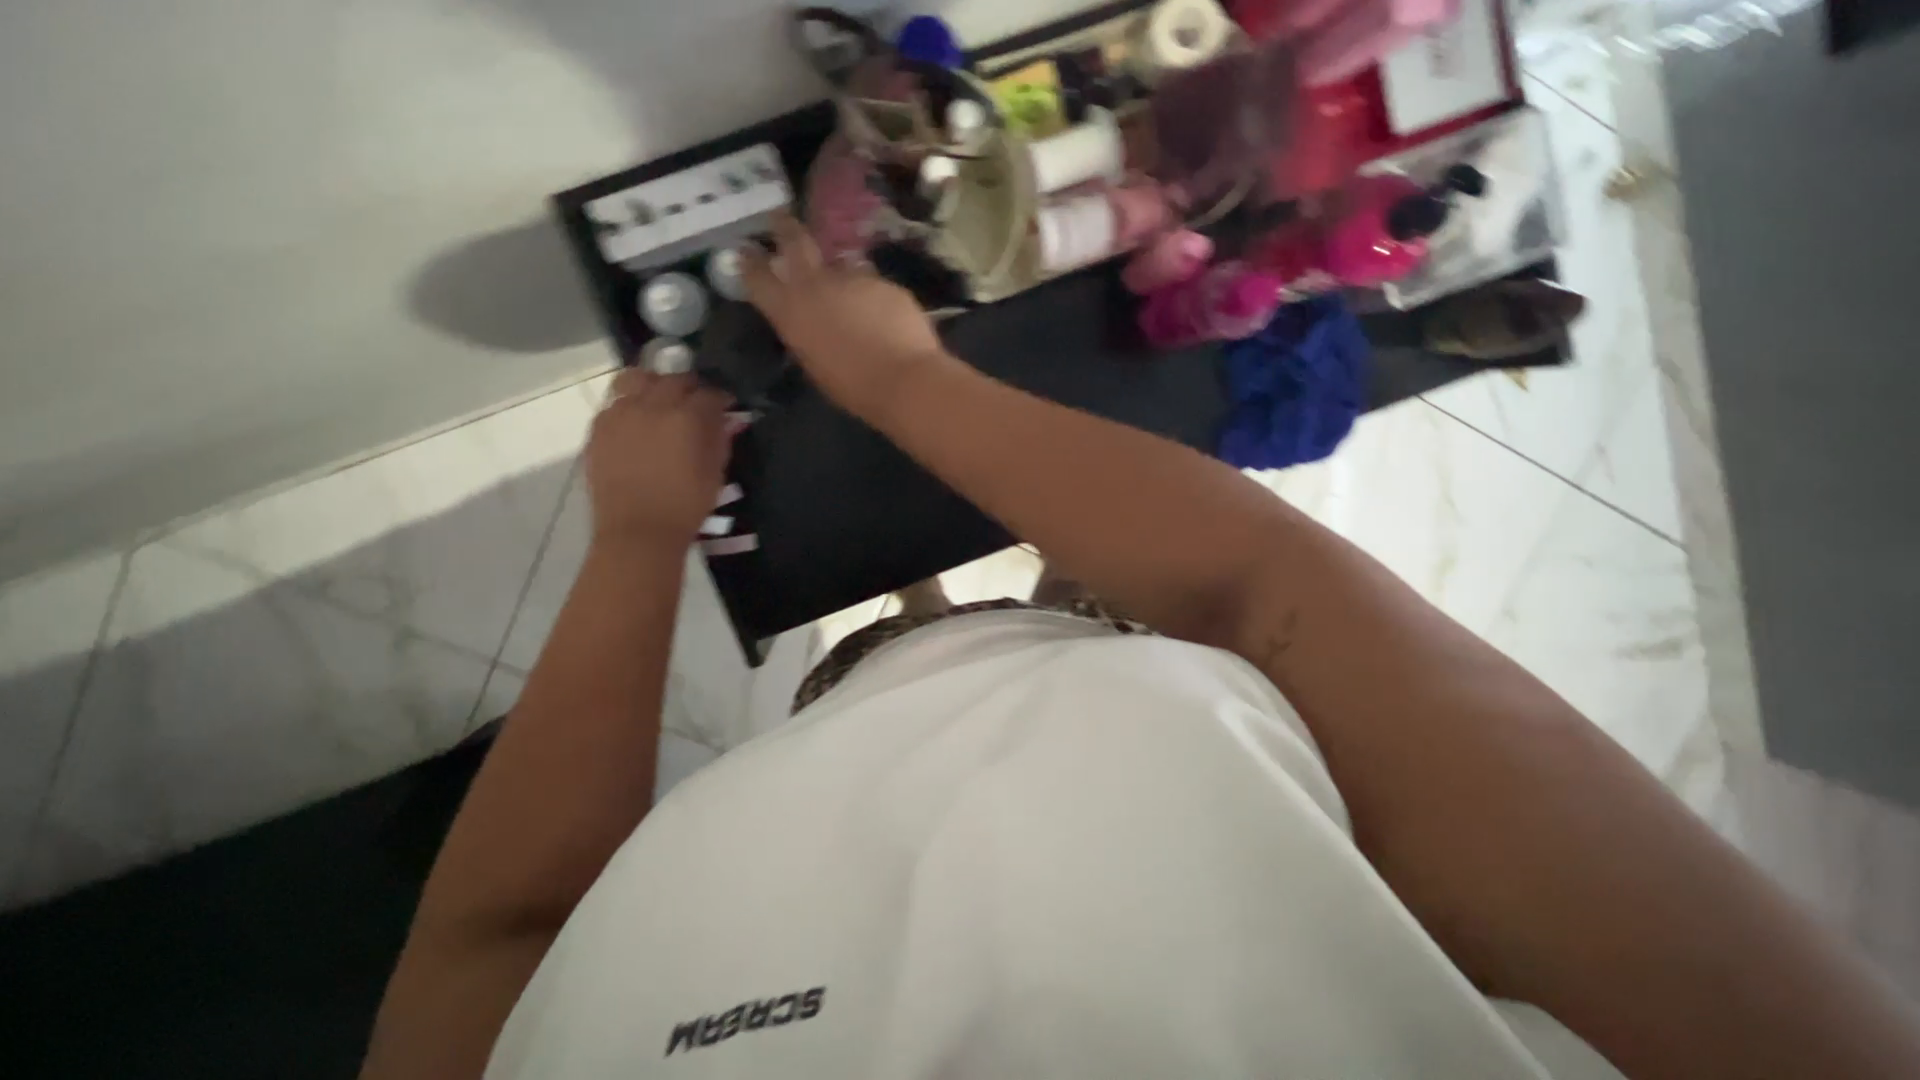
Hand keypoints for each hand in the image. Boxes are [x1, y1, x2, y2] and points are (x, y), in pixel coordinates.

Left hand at [585, 369, 734, 546]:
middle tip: (695, 403)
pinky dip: (629, 406)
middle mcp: (652, 406)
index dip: (721, 398)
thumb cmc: (685, 508)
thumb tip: (728, 419)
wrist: (637, 533)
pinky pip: (615, 403)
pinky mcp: (598, 428)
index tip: (725, 407)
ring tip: (658, 400)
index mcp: (687, 418)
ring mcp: (620, 414)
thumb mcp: (715, 475)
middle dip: (689, 388)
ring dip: (653, 385)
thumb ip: (721, 439)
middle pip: (673, 380)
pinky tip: (636, 423)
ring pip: (636, 379)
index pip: (709, 393)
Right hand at [740, 212, 954, 419]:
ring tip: (851, 294)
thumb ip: (806, 333)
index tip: (744, 250)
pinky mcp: (884, 282)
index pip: (758, 277)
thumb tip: (810, 321)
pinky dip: (873, 297)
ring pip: (841, 265)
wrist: (904, 379)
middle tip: (779, 216)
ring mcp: (853, 278)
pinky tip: (884, 317)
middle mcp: (817, 285)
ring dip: (841, 275)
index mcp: (791, 311)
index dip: (749, 262)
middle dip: (784, 226)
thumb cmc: (853, 387)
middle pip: (794, 241)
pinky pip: (872, 284)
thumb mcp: (814, 363)